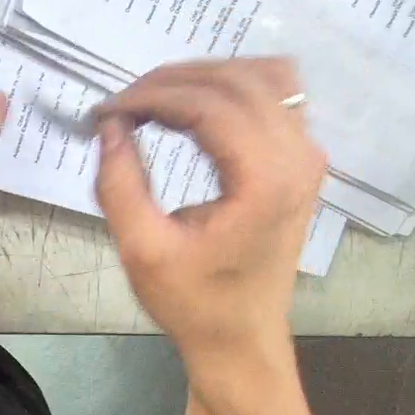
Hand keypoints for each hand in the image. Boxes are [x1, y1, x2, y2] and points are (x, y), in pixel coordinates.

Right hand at [94, 59, 326, 363]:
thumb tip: (110, 128)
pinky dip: (231, 90)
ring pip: (264, 77)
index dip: (152, 97)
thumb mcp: (143, 251)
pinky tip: (194, 110)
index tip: (106, 112)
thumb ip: (121, 186)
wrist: (240, 337)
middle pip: (238, 80)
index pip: (209, 104)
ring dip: (206, 77)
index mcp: (264, 178)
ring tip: (155, 100)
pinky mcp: (302, 161)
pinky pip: (276, 97)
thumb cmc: (192, 302)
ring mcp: (307, 155)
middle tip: (122, 105)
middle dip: (173, 81)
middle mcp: (298, 155)